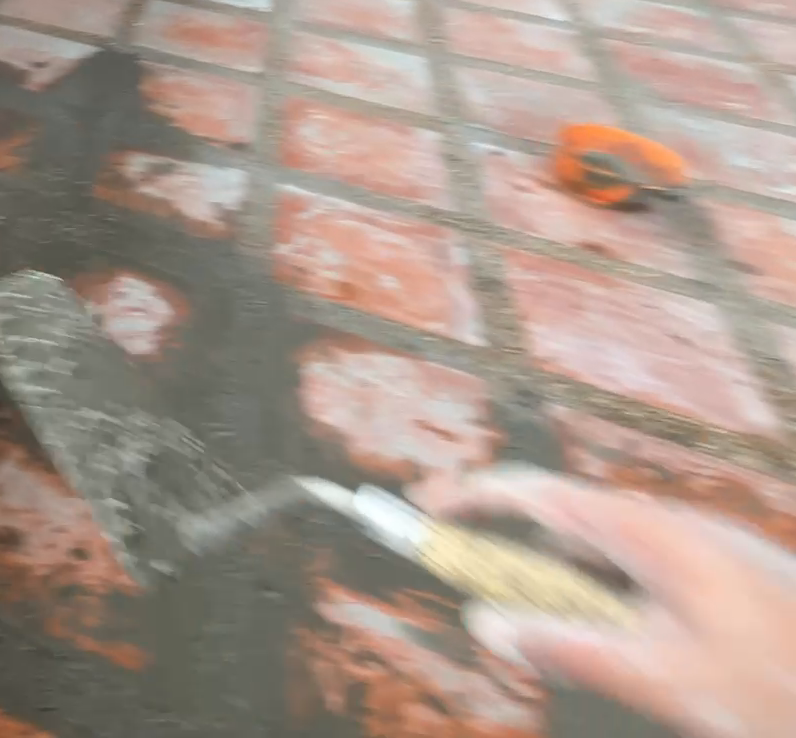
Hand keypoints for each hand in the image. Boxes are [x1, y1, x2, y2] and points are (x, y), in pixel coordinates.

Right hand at [409, 466, 795, 737]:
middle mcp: (669, 525)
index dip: (466, 495)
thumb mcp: (674, 681)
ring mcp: (702, 546)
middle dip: (502, 533)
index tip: (420, 508)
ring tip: (530, 603)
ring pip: (598, 539)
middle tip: (460, 558)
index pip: (530, 492)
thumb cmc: (790, 688)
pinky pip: (633, 561)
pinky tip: (606, 622)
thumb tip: (485, 625)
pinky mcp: (725, 572)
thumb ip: (570, 649)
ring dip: (550, 564)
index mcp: (646, 532)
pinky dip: (594, 581)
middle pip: (558, 511)